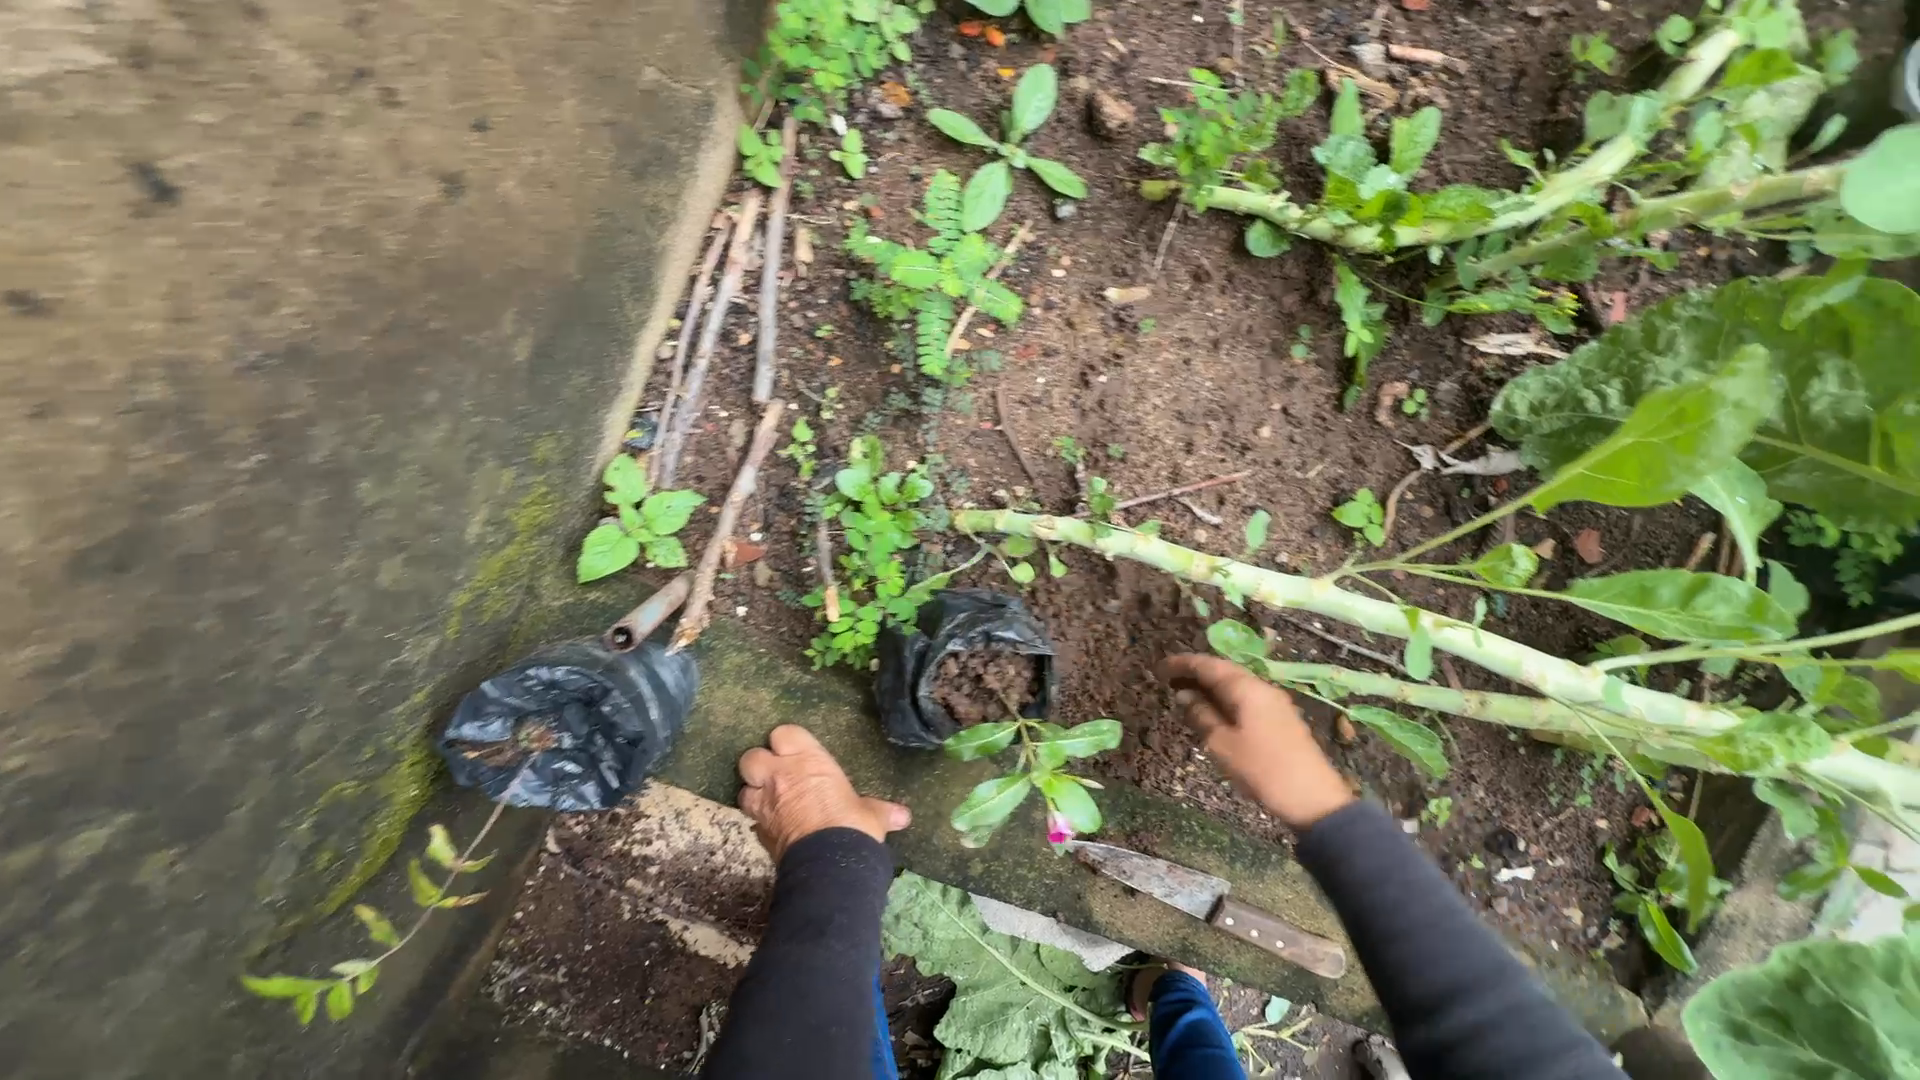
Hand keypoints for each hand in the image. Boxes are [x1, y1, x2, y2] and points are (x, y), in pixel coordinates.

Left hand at [737, 725, 911, 860]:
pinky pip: (752, 820)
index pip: (783, 733)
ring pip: (743, 788)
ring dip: (753, 793)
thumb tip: (904, 816)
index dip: (787, 742)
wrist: (828, 863)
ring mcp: (765, 804)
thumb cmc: (852, 824)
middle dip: (759, 764)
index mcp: (807, 760)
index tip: (796, 752)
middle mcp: (780, 776)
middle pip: (751, 756)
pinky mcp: (759, 832)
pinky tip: (773, 827)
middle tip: (776, 774)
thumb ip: (882, 810)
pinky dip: (759, 822)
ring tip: (770, 800)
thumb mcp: (872, 813)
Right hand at [1158, 654, 1354, 829]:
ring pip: (1236, 685)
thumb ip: (1201, 715)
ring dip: (1210, 686)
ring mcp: (1274, 703)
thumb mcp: (1222, 744)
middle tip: (1168, 680)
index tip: (1158, 668)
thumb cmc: (1262, 770)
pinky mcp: (1280, 719)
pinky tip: (1213, 711)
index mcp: (1246, 689)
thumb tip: (1184, 695)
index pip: (1208, 665)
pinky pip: (1246, 698)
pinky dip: (1224, 699)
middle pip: (1224, 671)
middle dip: (1195, 673)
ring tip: (1185, 694)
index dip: (1182, 664)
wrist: (1314, 800)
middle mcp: (1262, 688)